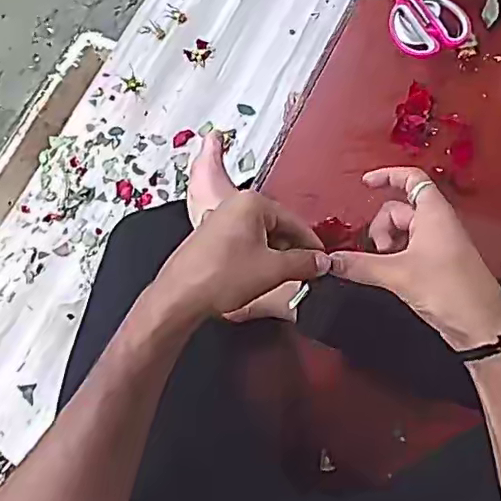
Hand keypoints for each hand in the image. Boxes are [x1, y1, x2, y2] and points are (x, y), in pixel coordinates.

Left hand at [149, 190, 330, 322]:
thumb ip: (304, 262)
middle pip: (278, 226)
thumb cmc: (218, 277)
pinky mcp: (211, 237)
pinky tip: (257, 277)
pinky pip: (244, 243)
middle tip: (304, 272)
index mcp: (251, 202)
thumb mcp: (273, 270)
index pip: (295, 221)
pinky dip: (255, 258)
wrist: (178, 298)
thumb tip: (320, 261)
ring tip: (279, 278)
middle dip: (291, 250)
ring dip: (274, 256)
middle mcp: (234, 205)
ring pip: (261, 236)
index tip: (321, 261)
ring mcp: (220, 220)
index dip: (311, 244)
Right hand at [327, 167, 500, 350]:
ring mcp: (438, 243)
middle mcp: (436, 222)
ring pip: (402, 232)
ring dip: (387, 245)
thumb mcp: (398, 275)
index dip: (387, 175)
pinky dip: (395, 257)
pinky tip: (389, 276)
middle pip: (398, 209)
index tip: (365, 183)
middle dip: (382, 227)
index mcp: (433, 212)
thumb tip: (330, 261)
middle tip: (379, 253)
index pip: (410, 178)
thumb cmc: (447, 289)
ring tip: (384, 268)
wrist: (481, 326)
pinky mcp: (437, 263)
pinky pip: (409, 249)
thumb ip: (360, 266)